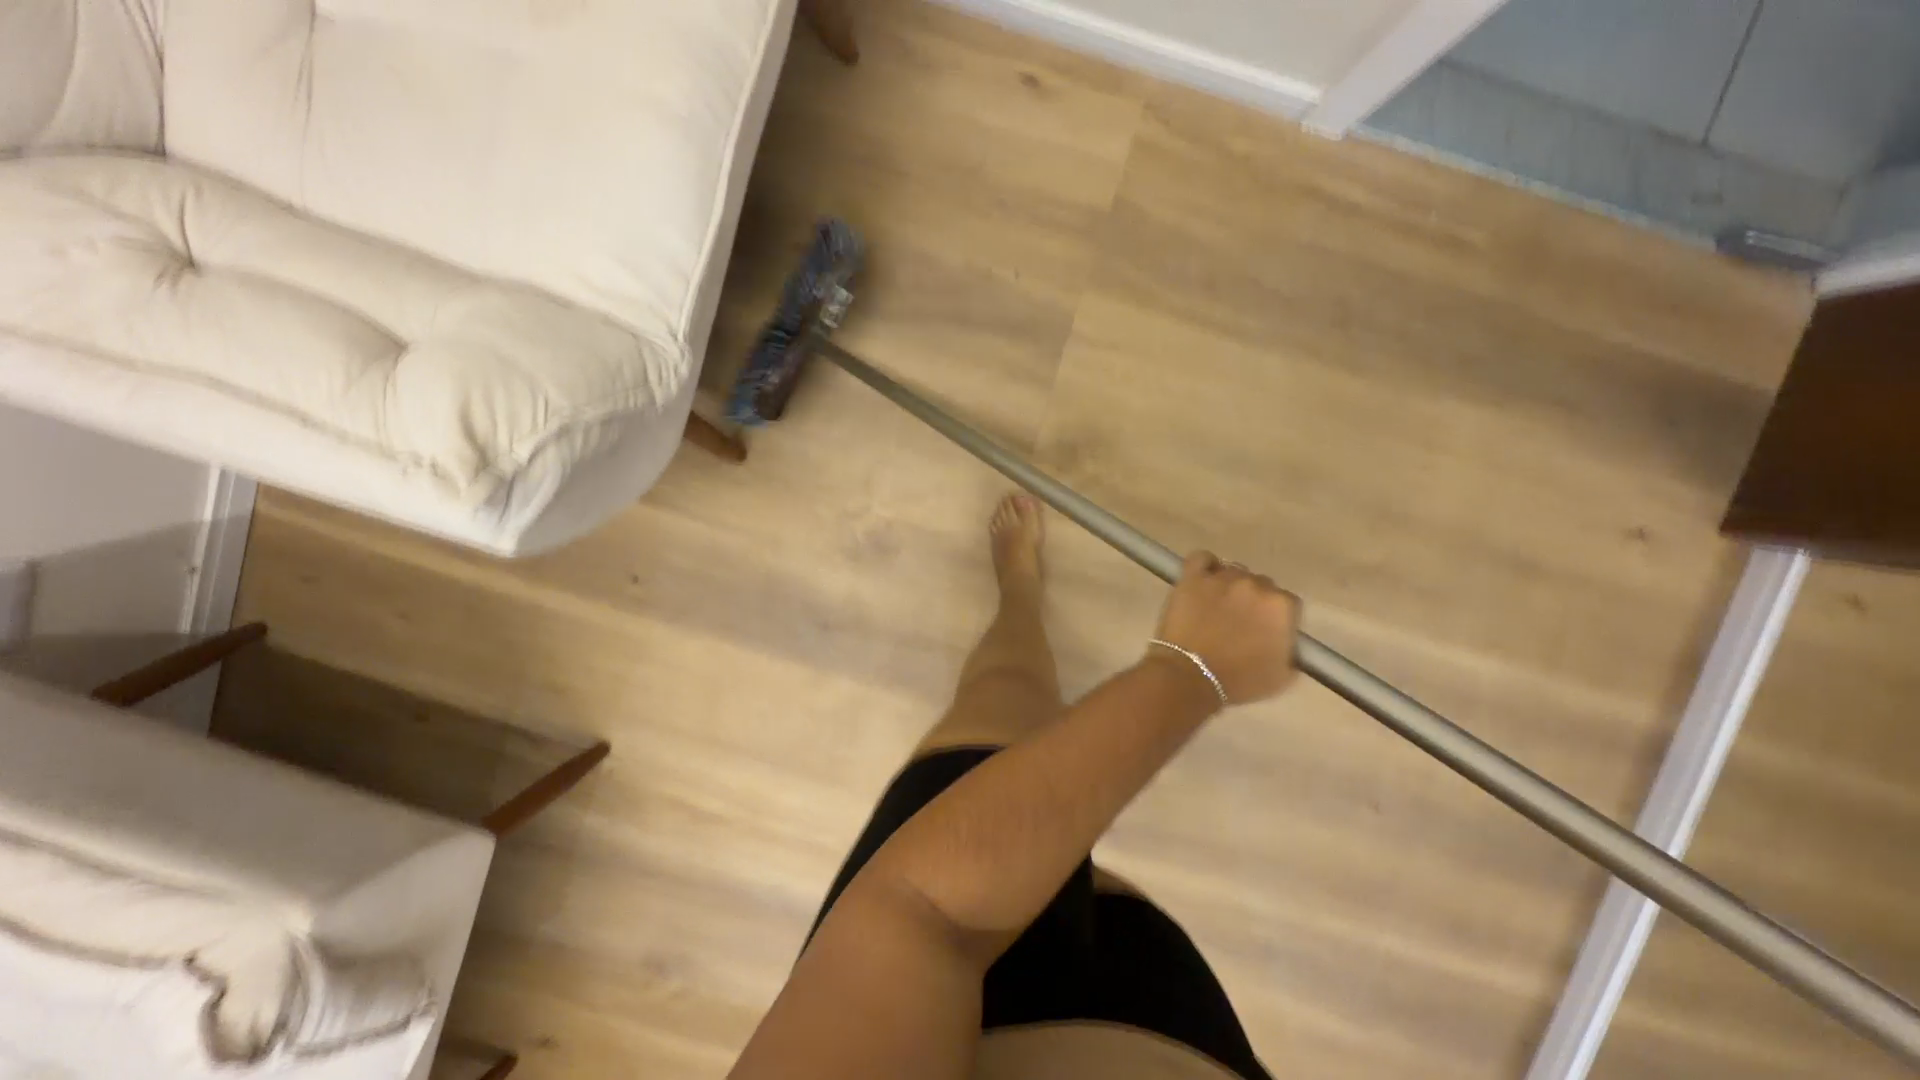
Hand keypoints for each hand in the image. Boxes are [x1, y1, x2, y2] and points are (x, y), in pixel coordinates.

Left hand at [1150, 551, 1300, 704]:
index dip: (1275, 617)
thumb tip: (1287, 643)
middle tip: (1238, 623)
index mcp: (1281, 606)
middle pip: (1260, 585)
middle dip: (1252, 602)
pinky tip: (1203, 580)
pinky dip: (1204, 566)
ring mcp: (1223, 577)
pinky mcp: (1193, 576)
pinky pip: (1202, 559)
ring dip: (1229, 586)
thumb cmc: (1238, 681)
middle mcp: (1256, 584)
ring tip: (1216, 606)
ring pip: (1232, 572)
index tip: (1264, 631)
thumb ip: (1292, 654)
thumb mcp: (1281, 677)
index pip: (1287, 602)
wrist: (1190, 676)